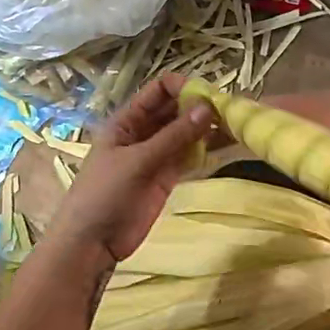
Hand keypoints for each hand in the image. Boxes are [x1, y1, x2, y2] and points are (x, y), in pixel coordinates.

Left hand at [44, 75, 216, 262]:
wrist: (91, 241)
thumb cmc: (104, 193)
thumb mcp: (137, 161)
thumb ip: (173, 136)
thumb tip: (208, 107)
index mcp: (126, 120)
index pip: (158, 91)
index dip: (183, 87)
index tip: (211, 96)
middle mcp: (142, 133)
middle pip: (175, 110)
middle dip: (200, 107)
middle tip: (233, 110)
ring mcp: (155, 156)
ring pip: (185, 134)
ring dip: (208, 129)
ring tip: (238, 125)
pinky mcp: (166, 178)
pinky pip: (188, 157)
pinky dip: (206, 151)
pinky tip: (229, 146)